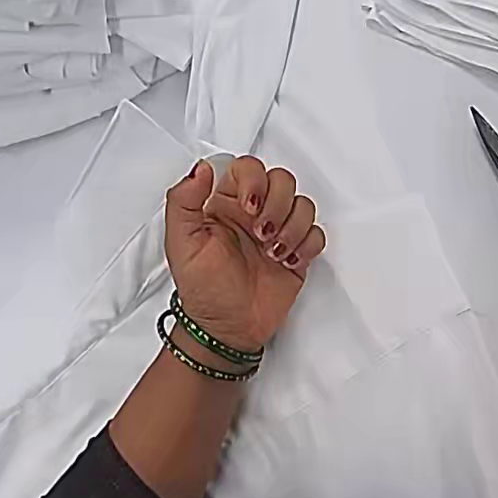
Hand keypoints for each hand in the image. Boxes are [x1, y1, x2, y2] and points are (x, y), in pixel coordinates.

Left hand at [164, 156, 325, 353]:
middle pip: (283, 180)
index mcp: (225, 204)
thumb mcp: (181, 244)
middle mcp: (254, 213)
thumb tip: (201, 170)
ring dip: (292, 228)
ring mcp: (278, 232)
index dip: (255, 180)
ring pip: (303, 205)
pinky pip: (317, 233)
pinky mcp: (297, 253)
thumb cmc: (203, 290)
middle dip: (278, 206)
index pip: (248, 168)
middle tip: (262, 234)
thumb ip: (184, 201)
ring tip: (273, 253)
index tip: (249, 206)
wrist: (227, 329)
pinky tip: (288, 261)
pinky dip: (307, 245)